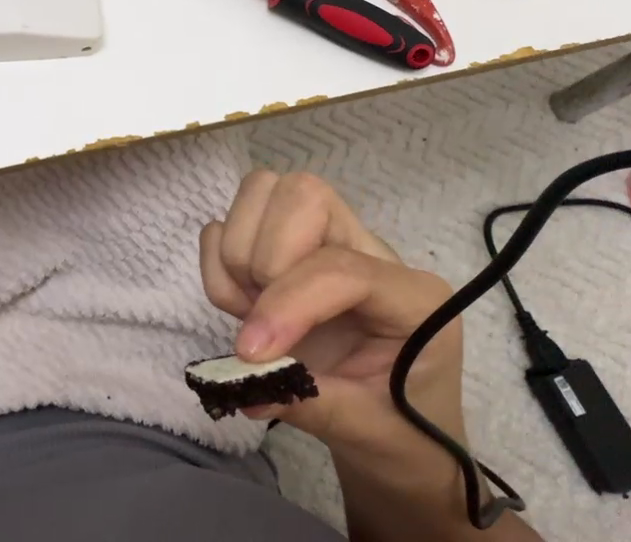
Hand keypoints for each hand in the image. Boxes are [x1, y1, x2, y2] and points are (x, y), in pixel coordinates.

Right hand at [200, 170, 464, 461]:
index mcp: (412, 295)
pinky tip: (241, 305)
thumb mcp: (367, 432)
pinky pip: (228, 224)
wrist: (399, 439)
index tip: (253, 353)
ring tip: (250, 311)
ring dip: (237, 253)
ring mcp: (320, 241)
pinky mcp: (279, 248)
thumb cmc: (399, 434)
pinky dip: (218, 262)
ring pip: (262, 191)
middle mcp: (367, 249)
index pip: (338, 266)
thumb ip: (308, 402)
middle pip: (301, 194)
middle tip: (260, 316)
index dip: (287, 303)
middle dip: (264, 256)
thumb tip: (244, 386)